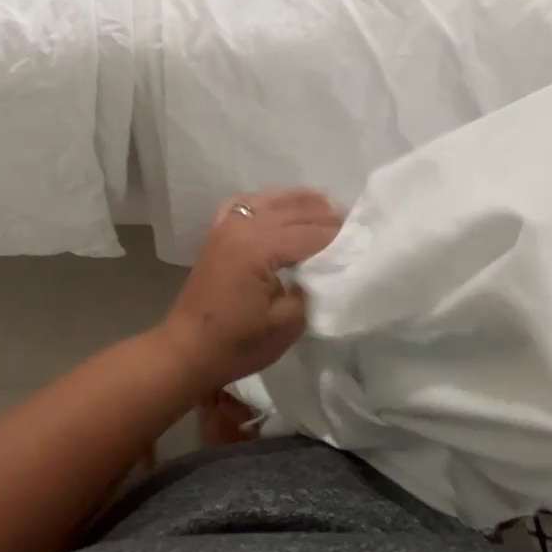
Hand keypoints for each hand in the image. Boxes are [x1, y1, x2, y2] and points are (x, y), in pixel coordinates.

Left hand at [154, 188, 342, 393]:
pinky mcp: (216, 234)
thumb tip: (327, 269)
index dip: (340, 237)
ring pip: (270, 200)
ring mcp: (225, 226)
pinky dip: (266, 201)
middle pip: (293, 211)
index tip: (366, 240)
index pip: (311, 234)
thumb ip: (312, 289)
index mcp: (259, 246)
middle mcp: (242, 226)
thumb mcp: (286, 324)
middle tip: (356, 223)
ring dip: (300, 201)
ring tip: (328, 206)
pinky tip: (280, 206)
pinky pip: (244, 204)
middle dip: (326, 215)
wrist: (186, 351)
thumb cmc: (237, 344)